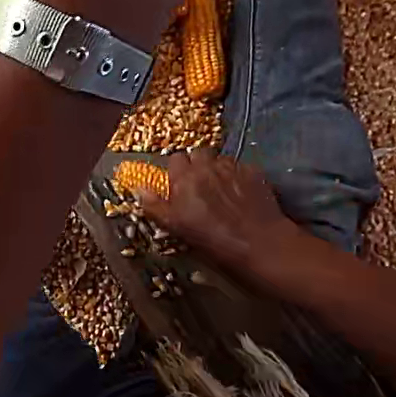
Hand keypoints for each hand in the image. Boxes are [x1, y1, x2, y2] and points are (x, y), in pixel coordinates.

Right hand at [131, 151, 301, 272]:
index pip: (175, 159)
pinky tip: (241, 194)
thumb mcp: (175, 226)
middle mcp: (207, 166)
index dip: (177, 171)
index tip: (179, 185)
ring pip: (220, 159)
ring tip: (221, 189)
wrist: (258, 243)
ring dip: (217, 169)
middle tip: (199, 185)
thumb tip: (138, 188)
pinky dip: (238, 176)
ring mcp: (233, 167)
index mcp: (184, 177)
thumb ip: (154, 205)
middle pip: (198, 153)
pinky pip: (241, 167)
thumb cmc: (211, 239)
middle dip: (197, 164)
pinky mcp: (254, 172)